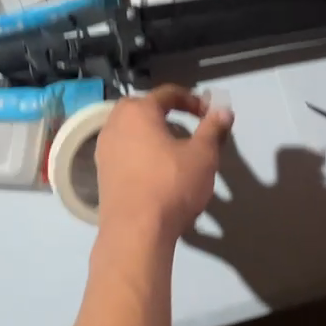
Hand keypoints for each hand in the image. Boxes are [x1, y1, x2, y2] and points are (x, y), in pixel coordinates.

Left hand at [96, 86, 233, 242]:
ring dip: (152, 133)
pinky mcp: (101, 172)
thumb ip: (213, 129)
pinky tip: (157, 170)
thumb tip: (223, 111)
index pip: (167, 94)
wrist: (135, 231)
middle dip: (167, 113)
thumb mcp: (203, 155)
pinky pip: (124, 151)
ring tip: (174, 149)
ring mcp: (104, 149)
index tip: (209, 114)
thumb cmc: (171, 185)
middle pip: (143, 109)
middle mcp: (114, 124)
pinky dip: (140, 152)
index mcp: (138, 112)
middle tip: (188, 127)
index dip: (192, 100)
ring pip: (131, 131)